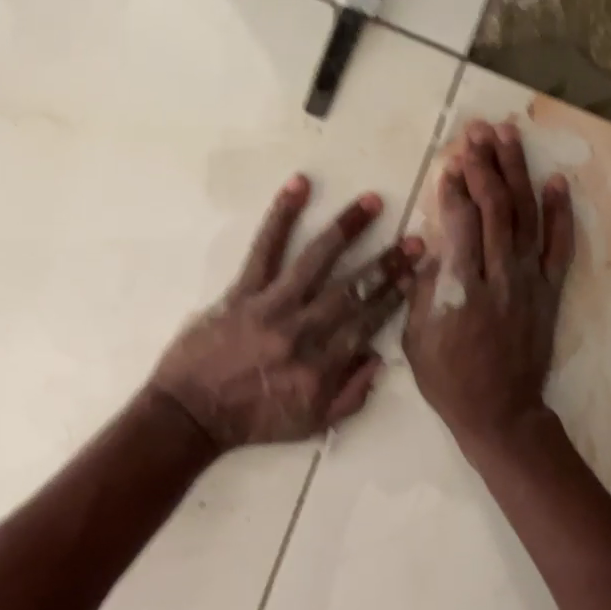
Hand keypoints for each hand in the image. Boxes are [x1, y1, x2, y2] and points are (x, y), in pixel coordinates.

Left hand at [151, 175, 420, 450]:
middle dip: (386, 263)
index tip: (417, 272)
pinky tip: (299, 186)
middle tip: (413, 239)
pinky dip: (281, 216)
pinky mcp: (241, 292)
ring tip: (371, 202)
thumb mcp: (311, 423)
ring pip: (315, 261)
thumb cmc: (254, 420)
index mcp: (322, 366)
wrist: (193, 414)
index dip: (395, 295)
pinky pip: (264, 249)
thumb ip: (351, 395)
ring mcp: (271, 307)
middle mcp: (302, 332)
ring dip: (346, 229)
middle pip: (352, 290)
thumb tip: (378, 357)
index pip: (367, 322)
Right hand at [404, 120, 574, 449]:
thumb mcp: (416, 337)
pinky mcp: (549, 293)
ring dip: (517, 173)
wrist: (498, 410)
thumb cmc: (448, 378)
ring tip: (509, 137)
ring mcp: (529, 283)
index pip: (460, 222)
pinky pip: (559, 247)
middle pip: (495, 208)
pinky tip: (555, 182)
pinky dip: (560, 213)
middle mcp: (499, 277)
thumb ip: (423, 288)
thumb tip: (432, 246)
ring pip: (526, 217)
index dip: (454, 188)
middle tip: (477, 133)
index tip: (448, 162)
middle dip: (485, 165)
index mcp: (461, 288)